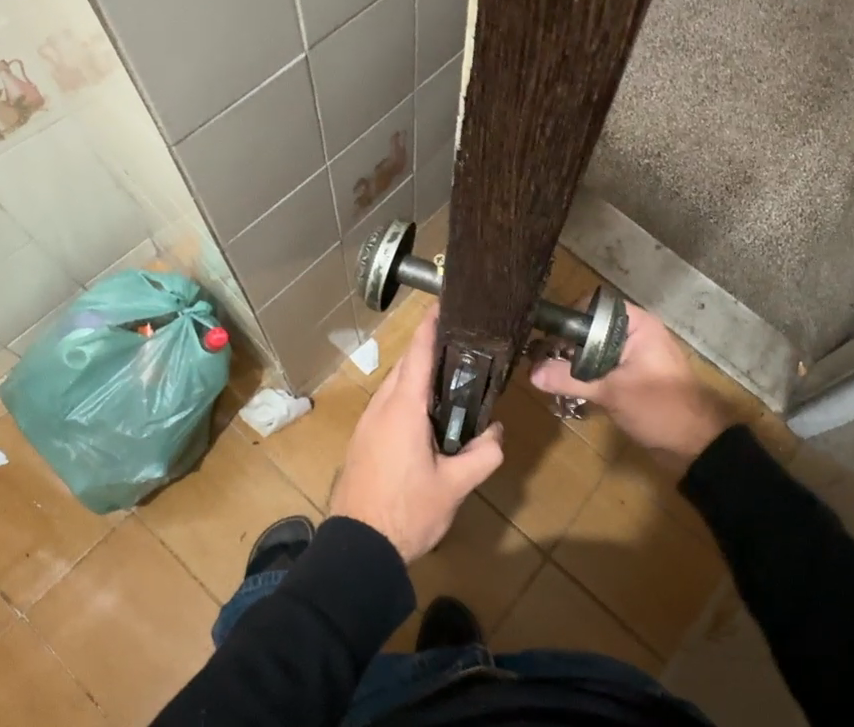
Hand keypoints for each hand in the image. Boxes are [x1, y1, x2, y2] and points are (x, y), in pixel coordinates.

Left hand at [331, 307, 504, 560]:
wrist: (357, 550)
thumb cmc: (407, 513)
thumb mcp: (455, 487)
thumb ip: (483, 455)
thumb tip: (496, 432)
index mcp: (403, 409)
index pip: (418, 352)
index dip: (431, 324)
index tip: (444, 302)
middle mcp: (381, 407)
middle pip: (406, 366)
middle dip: (431, 351)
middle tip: (466, 348)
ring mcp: (367, 424)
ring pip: (395, 387)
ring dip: (419, 378)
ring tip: (452, 382)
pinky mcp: (362, 441)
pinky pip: (387, 405)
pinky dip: (408, 398)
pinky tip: (428, 418)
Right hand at [530, 303, 731, 461]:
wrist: (696, 444)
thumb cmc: (659, 408)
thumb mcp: (611, 392)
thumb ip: (570, 379)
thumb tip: (532, 372)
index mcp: (637, 325)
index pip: (596, 306)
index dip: (571, 317)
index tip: (546, 336)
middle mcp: (636, 335)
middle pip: (593, 329)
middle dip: (568, 344)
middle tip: (541, 360)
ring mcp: (636, 357)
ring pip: (597, 351)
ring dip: (576, 364)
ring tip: (549, 377)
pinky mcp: (634, 378)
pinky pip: (604, 369)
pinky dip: (588, 377)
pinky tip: (568, 390)